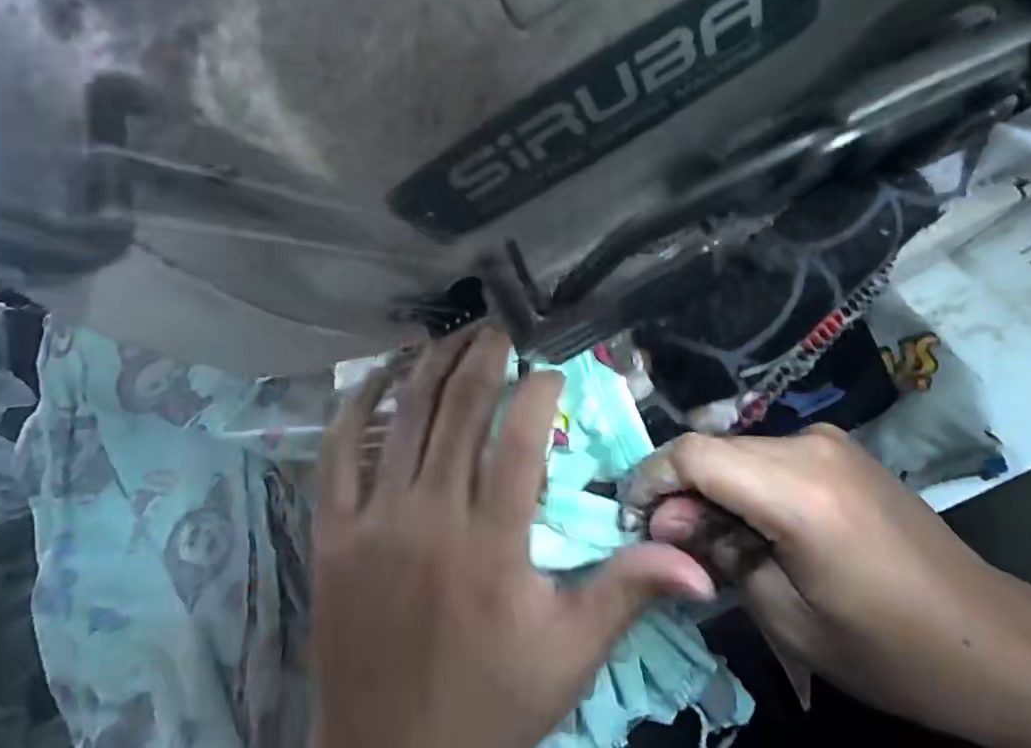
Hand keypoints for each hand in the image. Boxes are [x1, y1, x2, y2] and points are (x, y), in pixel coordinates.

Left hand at [311, 327, 715, 747]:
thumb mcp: (570, 654)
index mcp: (493, 541)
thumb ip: (628, 592)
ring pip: (404, 417)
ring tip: (452, 336)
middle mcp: (432, 515)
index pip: (520, 436)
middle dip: (483, 357)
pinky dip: (356, 406)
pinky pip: (337, 453)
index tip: (551, 371)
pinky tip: (377, 377)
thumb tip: (698, 561)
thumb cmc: (490, 702)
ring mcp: (374, 521)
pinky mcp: (332, 535)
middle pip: (459, 408)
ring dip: (429, 365)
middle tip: (500, 330)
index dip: (538, 390)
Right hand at [624, 426, 1030, 747]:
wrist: (989, 640)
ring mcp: (829, 442)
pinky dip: (746, 489)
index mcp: (798, 487)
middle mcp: (811, 444)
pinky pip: (770, 458)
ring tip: (713, 548)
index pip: (695, 453)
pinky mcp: (840, 453)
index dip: (651, 479)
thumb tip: (670, 520)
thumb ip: (719, 554)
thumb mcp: (787, 616)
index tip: (630, 518)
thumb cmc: (887, 647)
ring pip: (740, 451)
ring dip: (714, 492)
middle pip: (714, 448)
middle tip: (669, 545)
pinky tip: (751, 533)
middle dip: (681, 491)